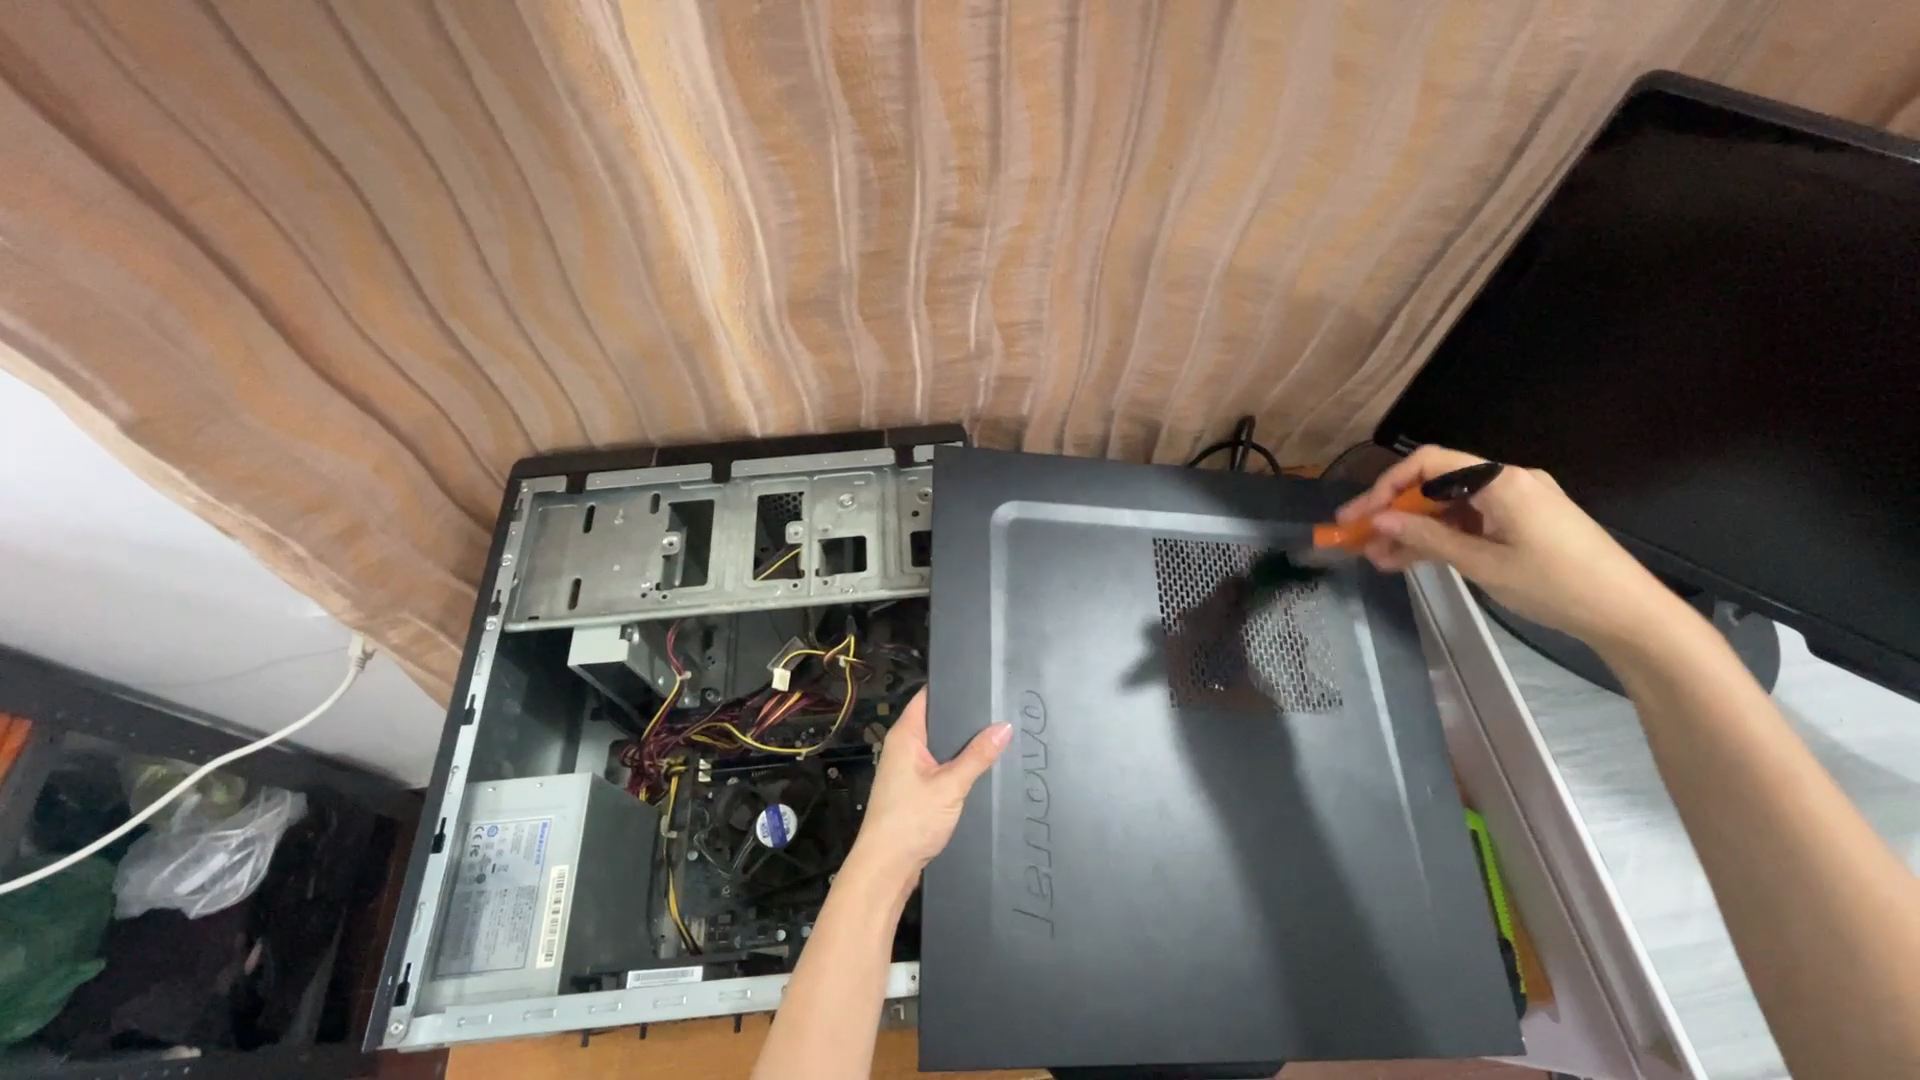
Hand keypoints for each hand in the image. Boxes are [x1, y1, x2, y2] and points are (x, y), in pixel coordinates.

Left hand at [850, 690, 1010, 874]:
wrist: (886, 867)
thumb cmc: (910, 821)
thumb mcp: (951, 786)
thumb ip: (978, 756)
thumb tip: (1005, 727)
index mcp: (905, 735)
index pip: (928, 696)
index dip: (952, 686)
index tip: (981, 679)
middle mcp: (902, 746)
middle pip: (936, 720)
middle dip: (964, 716)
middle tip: (999, 707)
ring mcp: (906, 767)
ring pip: (939, 745)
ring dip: (961, 744)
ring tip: (995, 733)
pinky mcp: (912, 787)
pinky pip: (938, 765)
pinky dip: (956, 764)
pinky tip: (978, 767)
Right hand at [1337, 445, 1674, 647]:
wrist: (1628, 614)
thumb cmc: (1555, 585)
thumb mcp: (1482, 563)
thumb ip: (1428, 537)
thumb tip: (1379, 520)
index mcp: (1502, 481)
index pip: (1428, 463)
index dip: (1386, 486)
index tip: (1358, 515)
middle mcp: (1508, 481)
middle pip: (1436, 485)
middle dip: (1393, 512)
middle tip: (1357, 540)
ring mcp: (1517, 502)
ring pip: (1449, 507)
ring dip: (1412, 529)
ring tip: (1378, 558)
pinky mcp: (1523, 523)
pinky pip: (1469, 522)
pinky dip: (1440, 538)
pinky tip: (1410, 560)